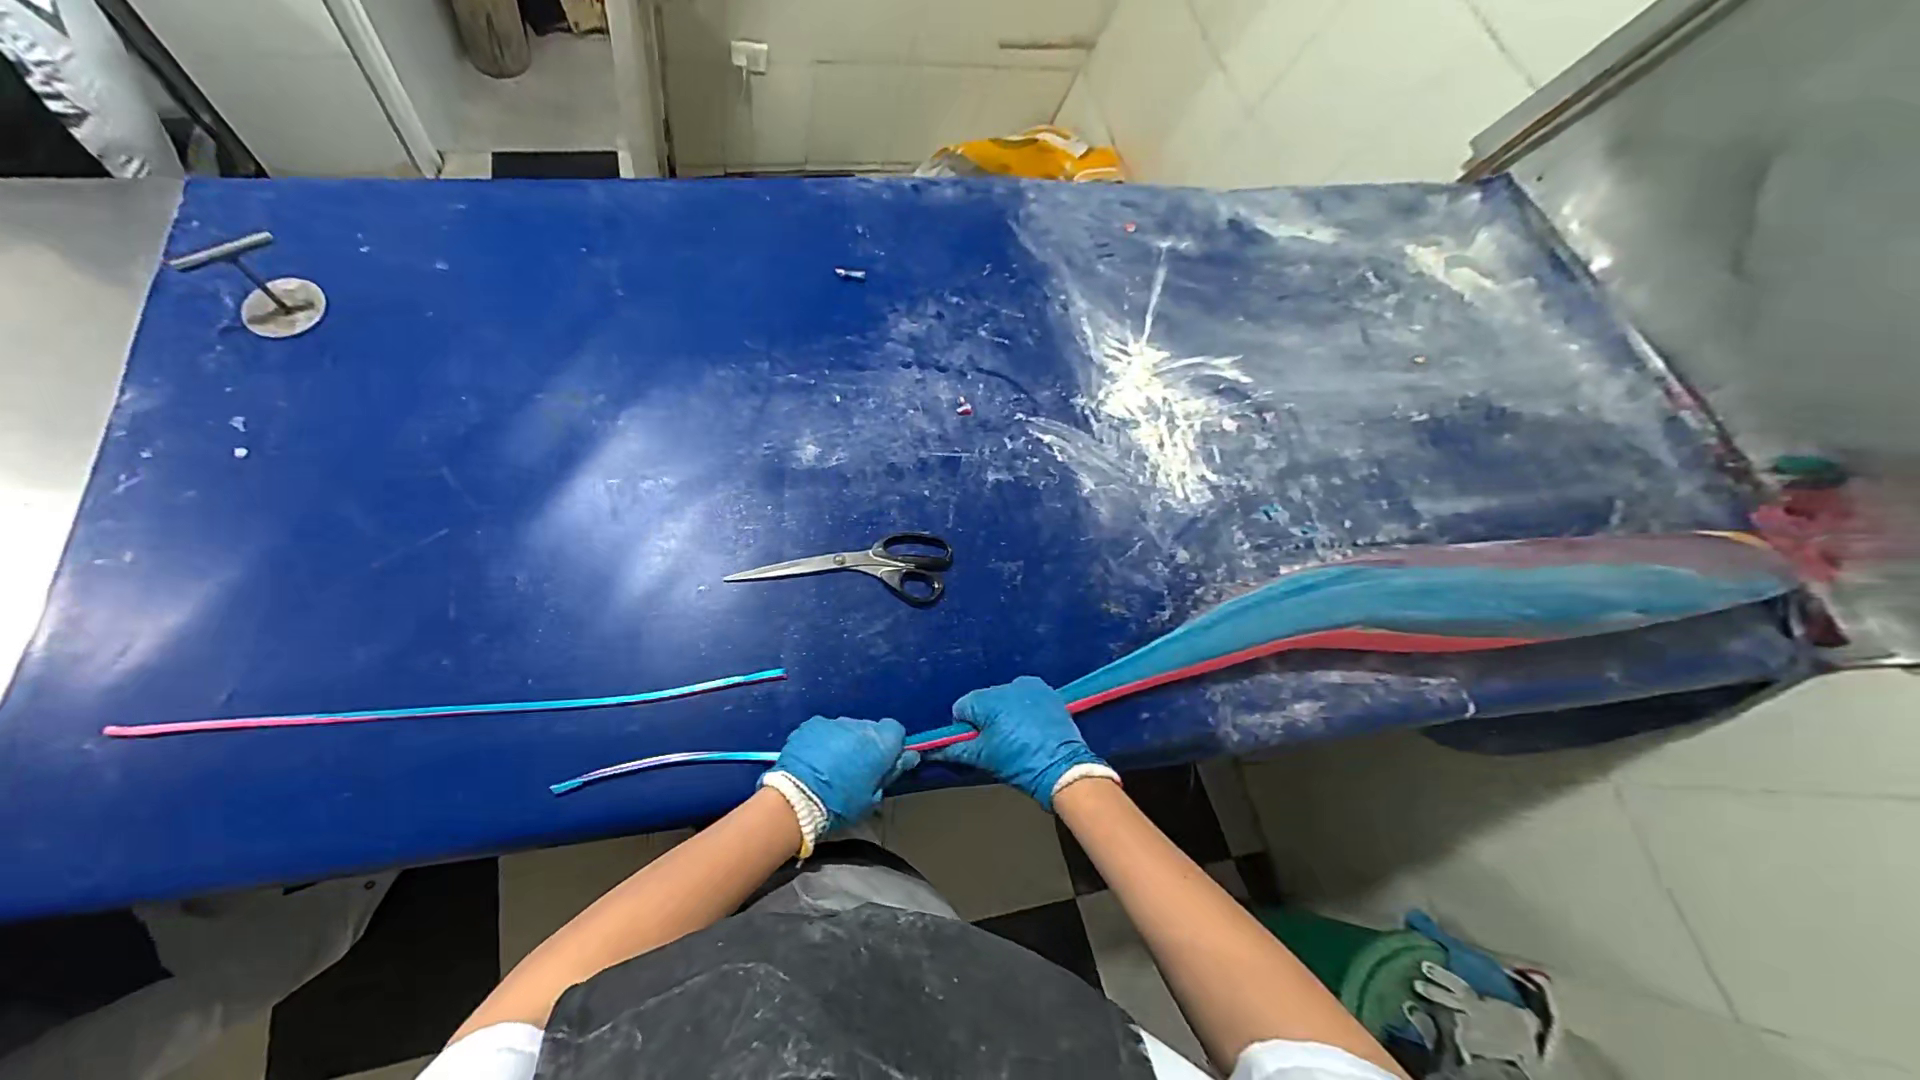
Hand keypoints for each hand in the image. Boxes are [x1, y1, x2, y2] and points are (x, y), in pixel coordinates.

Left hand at [768, 716, 918, 830]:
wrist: (796, 800)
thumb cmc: (840, 804)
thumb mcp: (872, 797)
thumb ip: (891, 772)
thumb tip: (907, 757)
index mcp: (880, 743)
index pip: (896, 730)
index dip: (891, 745)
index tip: (883, 762)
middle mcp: (860, 725)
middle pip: (870, 728)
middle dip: (867, 743)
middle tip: (856, 766)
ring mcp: (834, 722)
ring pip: (847, 728)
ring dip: (845, 741)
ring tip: (832, 764)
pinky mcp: (812, 724)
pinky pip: (825, 729)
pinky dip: (824, 740)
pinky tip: (815, 759)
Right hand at [927, 676, 1106, 809]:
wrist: (1065, 769)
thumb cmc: (1019, 763)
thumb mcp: (982, 758)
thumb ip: (954, 749)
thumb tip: (931, 750)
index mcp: (988, 698)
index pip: (962, 708)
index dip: (966, 729)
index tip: (980, 745)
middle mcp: (1007, 685)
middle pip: (984, 701)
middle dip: (987, 719)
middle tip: (1000, 744)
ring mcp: (1031, 686)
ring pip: (1005, 698)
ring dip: (1006, 713)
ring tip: (1019, 738)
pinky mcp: (1049, 692)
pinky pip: (1026, 697)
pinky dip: (1025, 709)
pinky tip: (1033, 728)